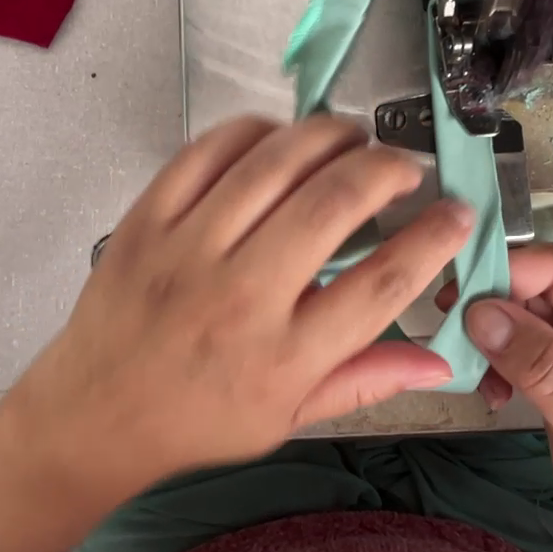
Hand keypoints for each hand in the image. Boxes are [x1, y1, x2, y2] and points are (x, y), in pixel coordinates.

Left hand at [0, 115, 472, 501]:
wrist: (95, 414)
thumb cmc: (199, 420)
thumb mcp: (288, 417)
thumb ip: (365, 380)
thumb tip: (440, 359)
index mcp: (284, 355)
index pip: (383, 283)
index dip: (434, 239)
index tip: (457, 213)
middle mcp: (241, 295)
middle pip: (335, 204)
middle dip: (387, 169)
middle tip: (405, 166)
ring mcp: (188, 250)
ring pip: (276, 163)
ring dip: (329, 136)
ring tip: (353, 137)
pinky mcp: (147, 218)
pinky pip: (209, 151)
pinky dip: (255, 131)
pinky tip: (280, 138)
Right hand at [439, 244, 552, 551]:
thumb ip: (542, 365)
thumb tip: (479, 312)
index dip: (505, 273)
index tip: (453, 297)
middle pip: (534, 287)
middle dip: (490, 307)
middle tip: (448, 336)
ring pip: (519, 317)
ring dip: (489, 339)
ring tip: (473, 376)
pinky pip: (517, 349)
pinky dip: (495, 364)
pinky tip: (492, 395)